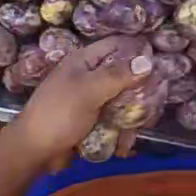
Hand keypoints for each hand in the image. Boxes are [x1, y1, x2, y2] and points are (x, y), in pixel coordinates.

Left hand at [8, 37, 152, 166]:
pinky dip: (122, 128)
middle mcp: (89, 76)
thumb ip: (117, 75)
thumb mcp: (88, 91)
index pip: (117, 45)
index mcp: (84, 61)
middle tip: (158, 97)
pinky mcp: (91, 120)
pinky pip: (114, 118)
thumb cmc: (58, 115)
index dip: (138, 50)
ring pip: (122, 98)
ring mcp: (90, 99)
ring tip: (144, 123)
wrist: (34, 150)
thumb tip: (148, 61)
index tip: (161, 62)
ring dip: (133, 111)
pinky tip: (128, 141)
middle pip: (124, 73)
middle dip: (141, 86)